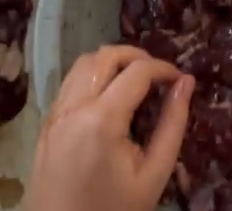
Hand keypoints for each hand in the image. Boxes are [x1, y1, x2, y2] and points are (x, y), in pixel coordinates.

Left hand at [29, 46, 194, 210]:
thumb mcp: (153, 176)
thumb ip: (173, 125)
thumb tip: (186, 82)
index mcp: (101, 120)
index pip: (138, 70)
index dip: (163, 68)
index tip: (179, 79)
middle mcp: (73, 108)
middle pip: (106, 55)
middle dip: (136, 56)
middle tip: (157, 76)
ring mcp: (55, 116)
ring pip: (83, 63)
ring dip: (111, 63)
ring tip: (132, 82)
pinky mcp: (45, 126)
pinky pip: (68, 85)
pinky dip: (91, 78)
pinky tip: (107, 99)